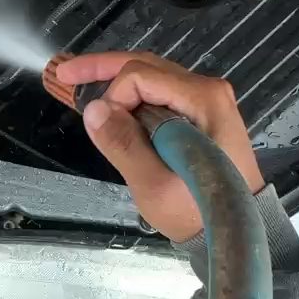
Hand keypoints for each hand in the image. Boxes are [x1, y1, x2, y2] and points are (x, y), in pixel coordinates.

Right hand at [52, 52, 263, 242]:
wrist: (234, 232)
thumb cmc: (197, 211)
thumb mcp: (154, 185)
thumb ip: (124, 145)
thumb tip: (93, 109)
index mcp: (201, 100)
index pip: (140, 77)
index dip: (112, 97)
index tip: (102, 130)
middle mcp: (207, 91)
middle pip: (145, 66)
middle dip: (102, 68)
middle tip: (64, 76)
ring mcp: (206, 101)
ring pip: (151, 77)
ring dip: (114, 80)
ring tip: (79, 85)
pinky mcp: (201, 115)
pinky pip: (159, 93)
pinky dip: (131, 96)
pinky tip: (110, 103)